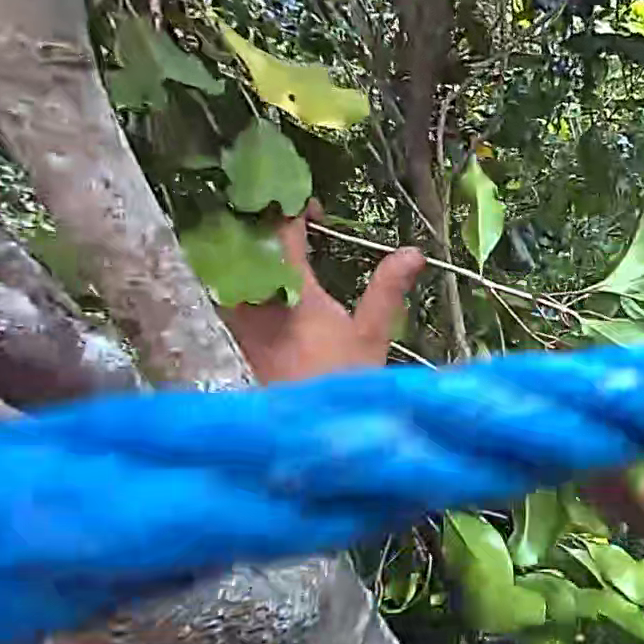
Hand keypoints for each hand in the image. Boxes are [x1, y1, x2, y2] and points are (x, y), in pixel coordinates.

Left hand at [222, 202, 425, 383]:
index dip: (292, 214)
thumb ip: (387, 291)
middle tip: (282, 216)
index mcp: (293, 294)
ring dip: (248, 251)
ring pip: (231, 272)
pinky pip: (231, 296)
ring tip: (270, 241)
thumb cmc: (345, 383)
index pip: (282, 237)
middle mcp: (257, 303)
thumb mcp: (372, 337)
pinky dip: (243, 278)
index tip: (310, 207)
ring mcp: (240, 323)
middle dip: (260, 226)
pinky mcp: (237, 341)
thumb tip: (413, 252)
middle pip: (244, 248)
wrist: (309, 435)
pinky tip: (262, 281)